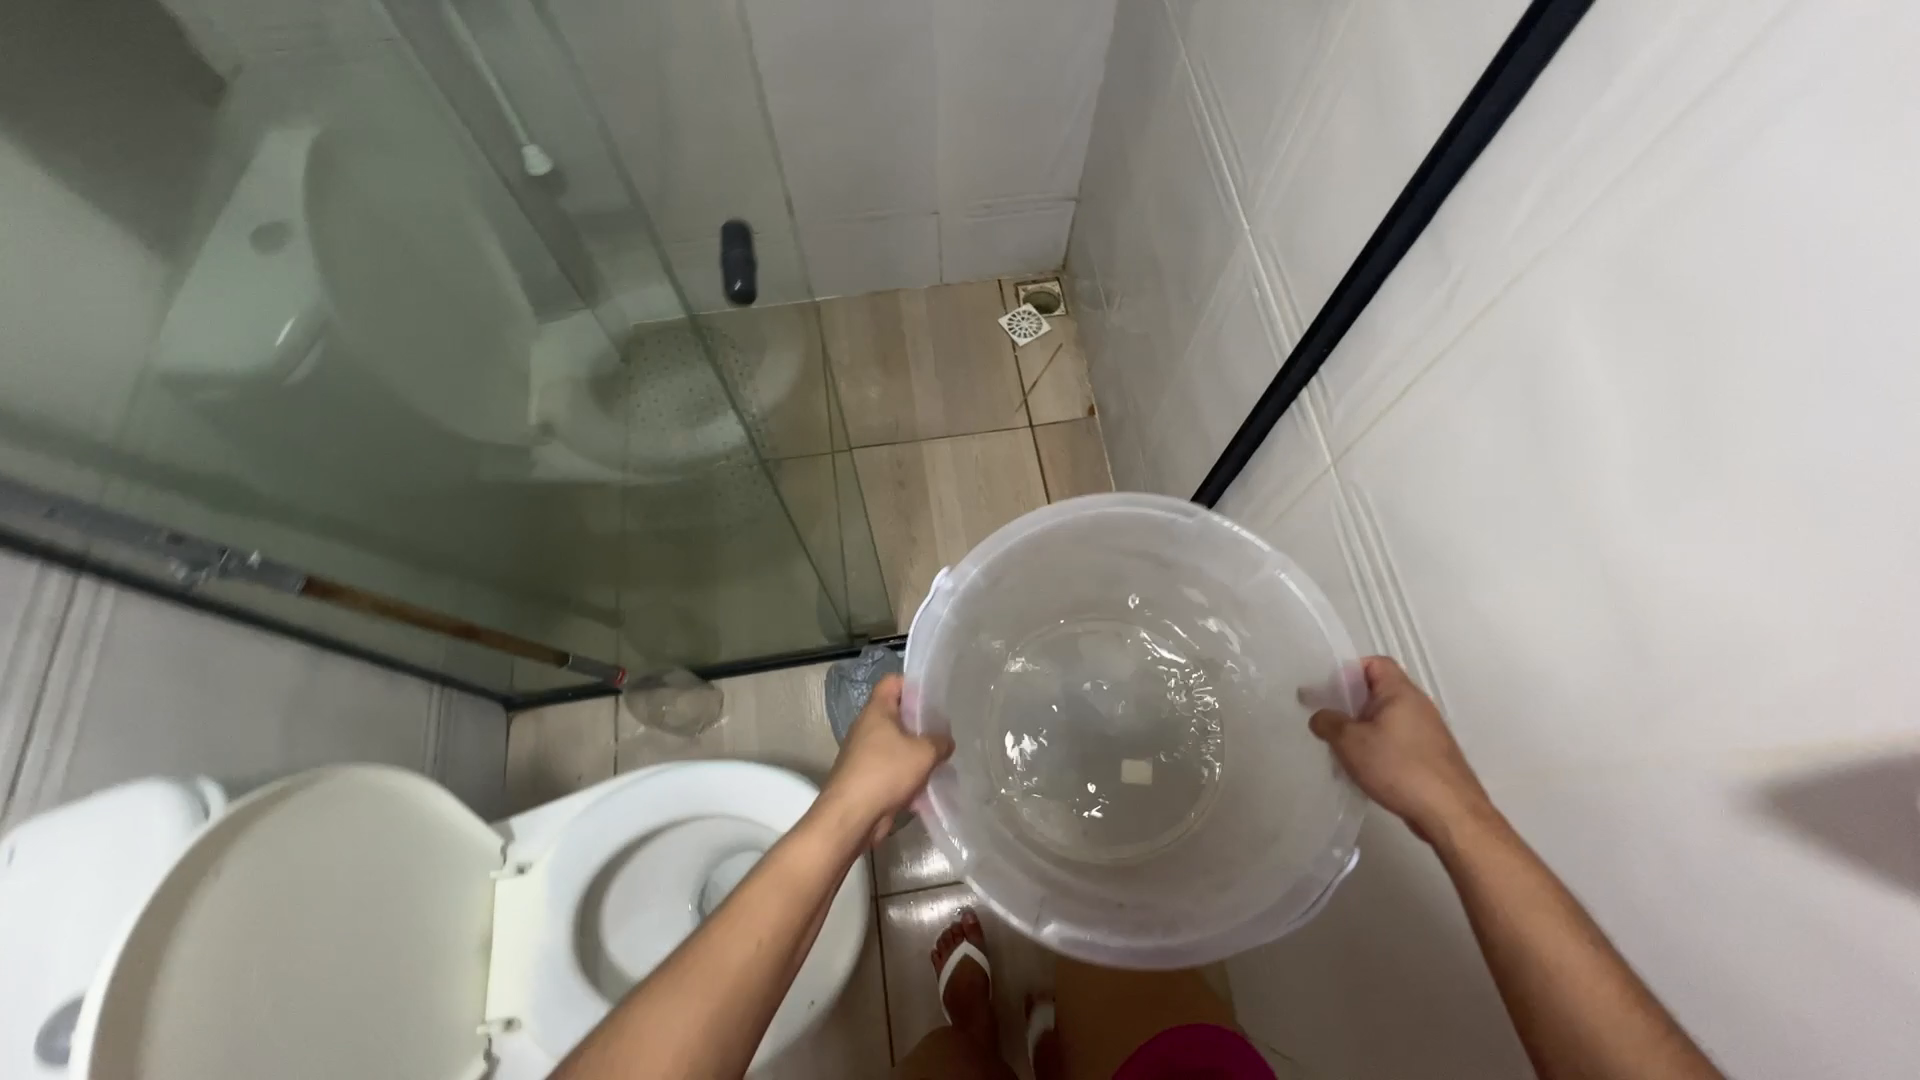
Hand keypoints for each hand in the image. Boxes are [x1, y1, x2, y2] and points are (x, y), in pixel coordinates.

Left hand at [823, 675, 953, 845]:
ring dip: (916, 752)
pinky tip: (927, 785)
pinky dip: (907, 774)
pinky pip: (891, 768)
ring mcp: (864, 753)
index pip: (892, 682)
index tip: (934, 695)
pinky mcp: (866, 777)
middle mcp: (867, 727)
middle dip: (920, 722)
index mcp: (876, 711)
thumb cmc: (886, 772)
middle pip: (896, 714)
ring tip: (940, 758)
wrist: (852, 816)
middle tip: (943, 730)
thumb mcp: (924, 752)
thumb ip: (940, 742)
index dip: (912, 683)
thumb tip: (945, 742)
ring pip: (896, 744)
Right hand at [1308, 656, 1492, 842]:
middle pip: (1378, 692)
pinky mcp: (1431, 756)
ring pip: (1386, 719)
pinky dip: (1378, 747)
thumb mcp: (1350, 742)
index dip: (1349, 670)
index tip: (1328, 691)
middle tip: (1327, 720)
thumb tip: (1321, 717)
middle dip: (1350, 704)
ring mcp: (1428, 732)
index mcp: (1401, 692)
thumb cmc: (1398, 767)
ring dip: (1362, 729)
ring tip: (1341, 748)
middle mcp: (1418, 706)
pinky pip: (1397, 740)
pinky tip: (1364, 768)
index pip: (1375, 663)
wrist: (1450, 813)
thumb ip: (1328, 722)